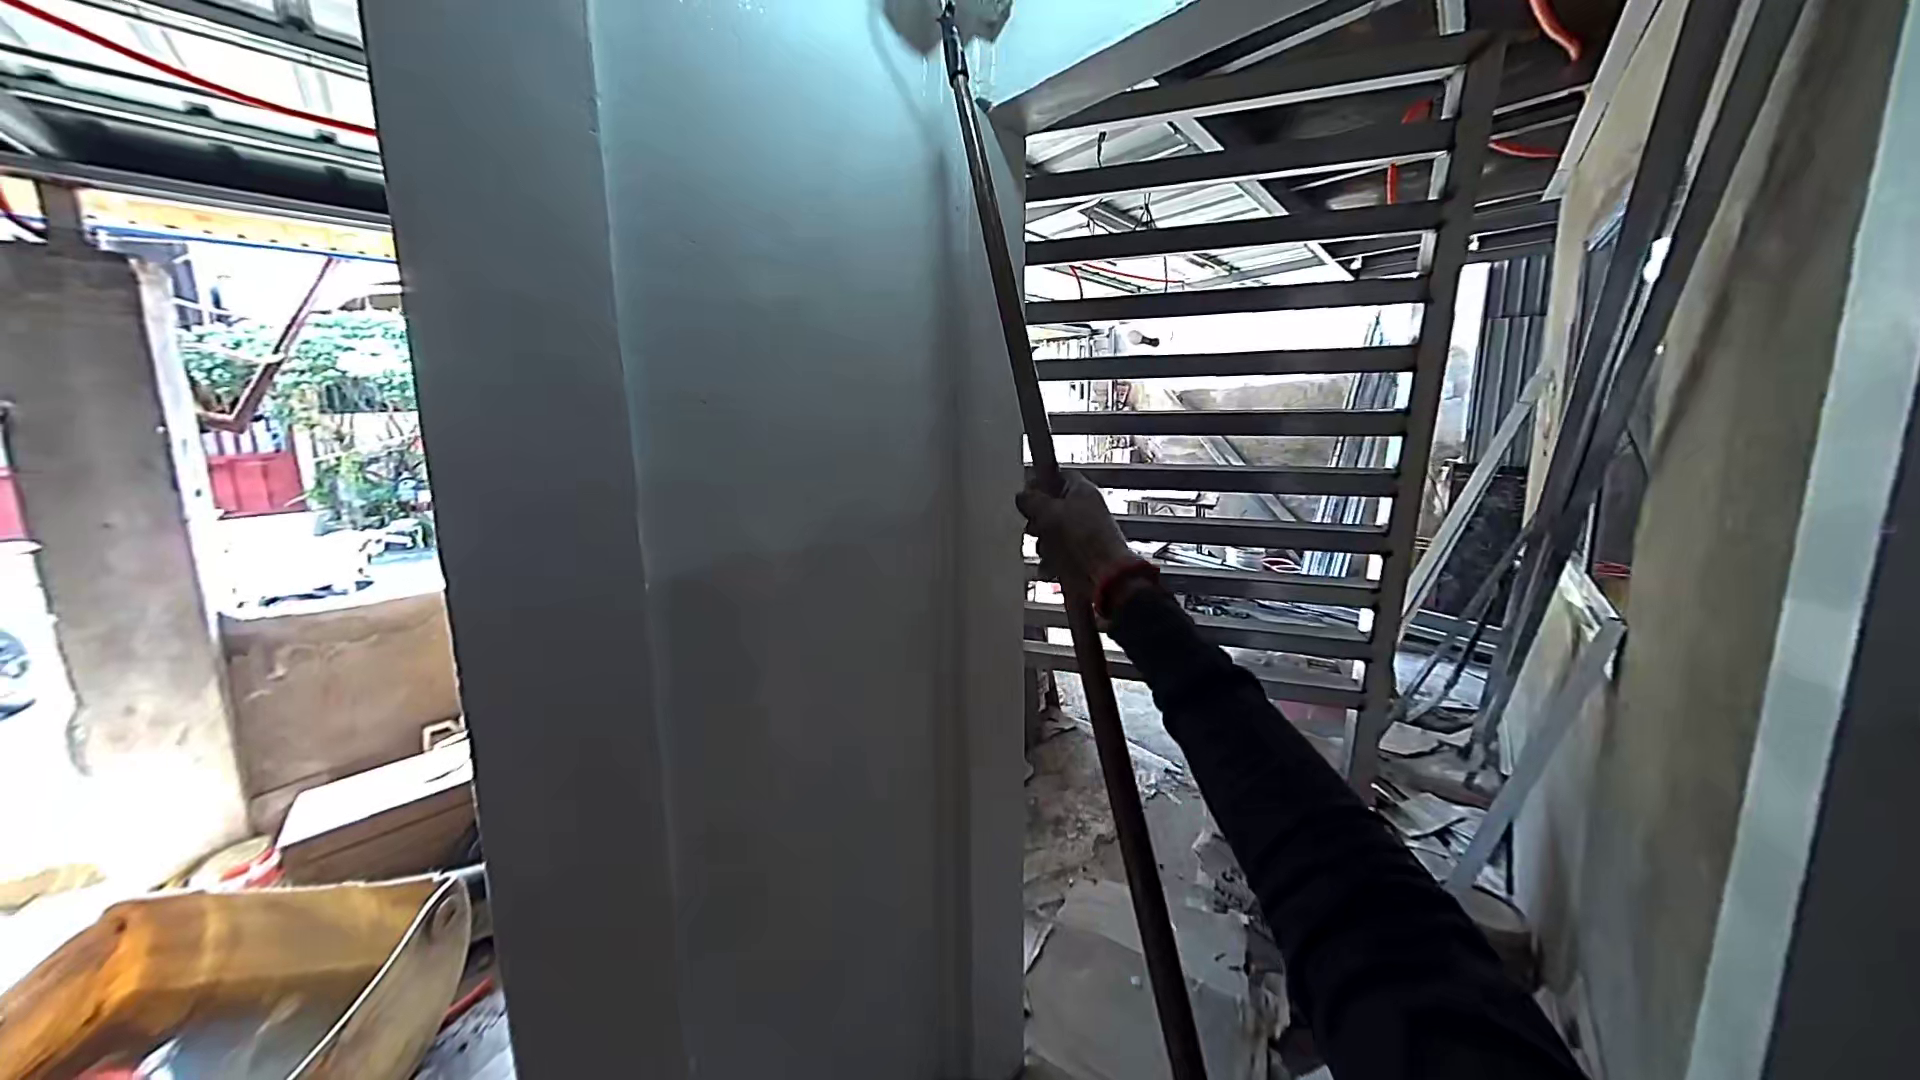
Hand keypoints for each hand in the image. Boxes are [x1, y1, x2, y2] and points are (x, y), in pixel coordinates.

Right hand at [1015, 471, 1135, 597]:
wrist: (1102, 578)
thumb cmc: (1081, 538)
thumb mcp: (1048, 512)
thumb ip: (1031, 500)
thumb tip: (1022, 496)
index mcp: (1082, 492)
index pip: (1060, 476)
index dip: (1041, 481)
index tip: (1026, 491)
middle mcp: (1084, 512)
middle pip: (1052, 507)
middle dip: (1038, 518)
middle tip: (1033, 525)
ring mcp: (1082, 536)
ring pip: (1051, 533)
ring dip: (1042, 543)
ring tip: (1044, 549)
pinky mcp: (1078, 559)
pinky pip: (1056, 556)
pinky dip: (1049, 562)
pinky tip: (1048, 567)